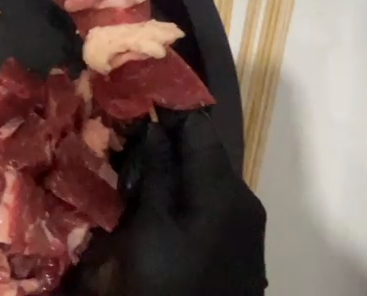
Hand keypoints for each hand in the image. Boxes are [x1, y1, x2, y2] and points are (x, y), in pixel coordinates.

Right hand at [78, 110, 267, 293]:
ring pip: (204, 173)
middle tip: (122, 126)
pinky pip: (209, 199)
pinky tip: (153, 191)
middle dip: (164, 134)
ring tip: (130, 155)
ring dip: (171, 161)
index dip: (165, 104)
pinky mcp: (237, 246)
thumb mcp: (150, 226)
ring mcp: (244, 226)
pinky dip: (182, 186)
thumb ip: (156, 170)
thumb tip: (152, 125)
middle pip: (202, 149)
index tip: (131, 90)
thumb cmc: (167, 285)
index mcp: (224, 191)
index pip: (198, 126)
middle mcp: (243, 201)